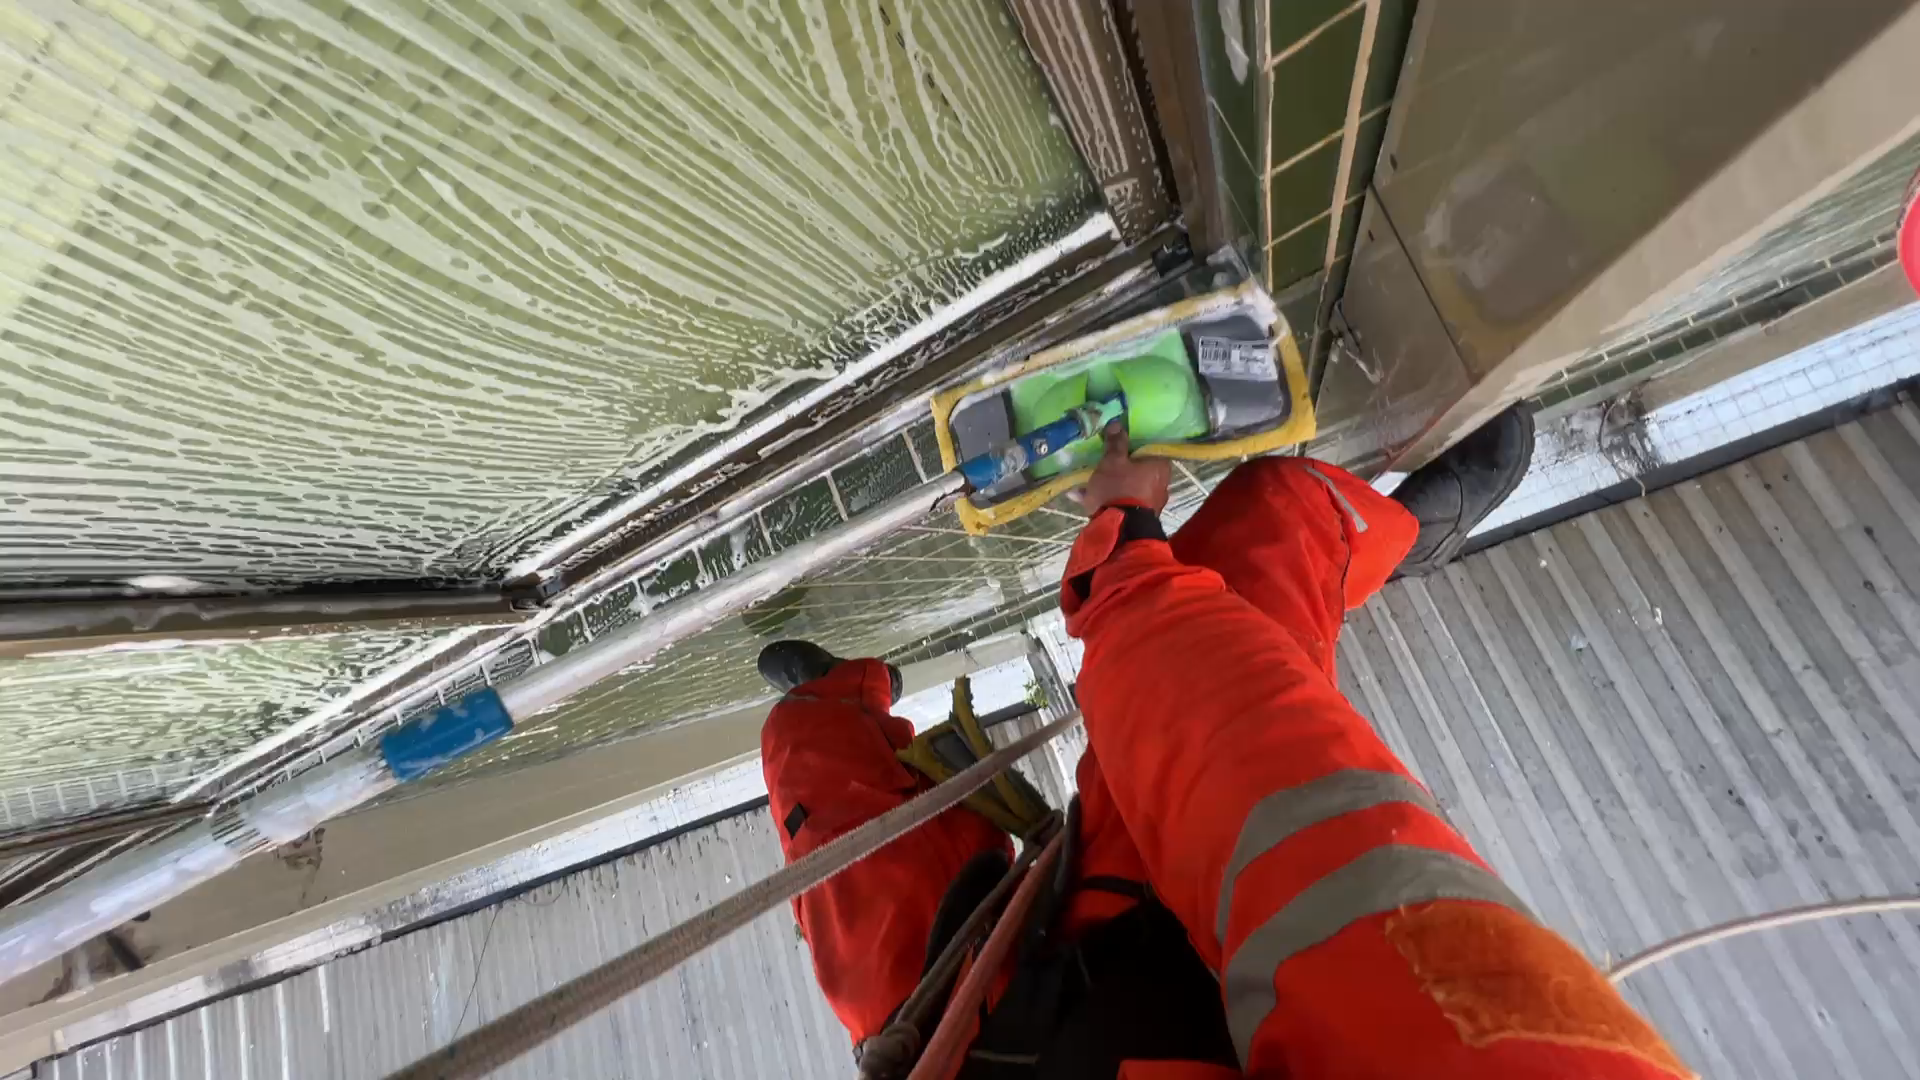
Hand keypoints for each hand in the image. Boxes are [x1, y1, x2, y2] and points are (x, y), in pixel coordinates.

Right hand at [1081, 421, 1169, 514]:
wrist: (1120, 528)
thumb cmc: (1119, 487)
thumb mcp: (1112, 461)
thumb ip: (1115, 443)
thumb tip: (1117, 423)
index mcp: (1160, 466)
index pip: (1149, 449)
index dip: (1132, 447)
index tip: (1116, 448)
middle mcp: (1161, 484)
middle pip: (1137, 470)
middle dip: (1118, 468)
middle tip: (1101, 466)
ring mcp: (1151, 503)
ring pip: (1127, 488)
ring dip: (1108, 486)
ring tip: (1086, 486)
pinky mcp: (1138, 518)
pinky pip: (1121, 503)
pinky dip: (1106, 500)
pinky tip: (1083, 499)